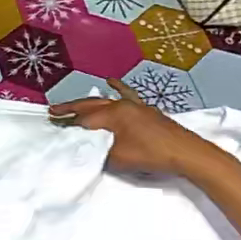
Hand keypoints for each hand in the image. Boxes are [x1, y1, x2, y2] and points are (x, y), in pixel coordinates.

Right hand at [48, 78, 216, 175]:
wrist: (186, 153)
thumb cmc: (151, 155)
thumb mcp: (118, 158)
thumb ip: (99, 151)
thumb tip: (86, 148)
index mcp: (112, 114)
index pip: (83, 119)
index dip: (68, 124)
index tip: (54, 127)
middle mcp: (121, 105)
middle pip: (90, 105)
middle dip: (70, 109)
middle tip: (53, 111)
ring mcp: (135, 106)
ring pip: (105, 100)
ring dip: (88, 102)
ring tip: (73, 103)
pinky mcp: (146, 111)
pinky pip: (127, 96)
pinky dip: (118, 89)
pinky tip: (112, 82)